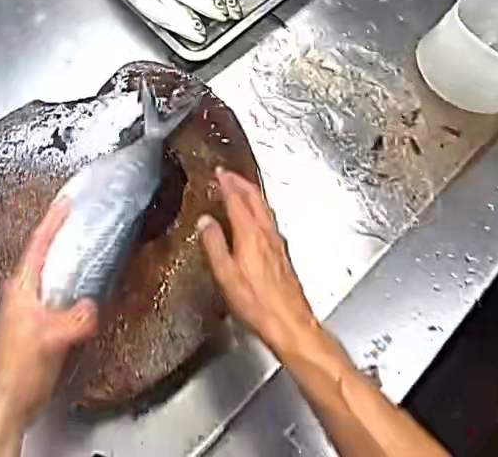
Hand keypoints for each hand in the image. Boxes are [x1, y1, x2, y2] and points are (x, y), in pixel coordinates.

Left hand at [0, 199, 98, 422]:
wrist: (5, 402)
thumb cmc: (18, 370)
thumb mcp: (52, 340)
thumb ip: (75, 319)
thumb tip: (91, 305)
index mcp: (21, 286)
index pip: (38, 243)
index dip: (52, 220)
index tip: (64, 202)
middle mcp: (21, 292)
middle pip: (41, 254)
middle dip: (57, 235)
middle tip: (73, 219)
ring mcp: (25, 308)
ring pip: (46, 274)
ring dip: (61, 260)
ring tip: (78, 249)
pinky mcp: (33, 324)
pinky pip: (52, 294)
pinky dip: (65, 284)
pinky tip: (77, 292)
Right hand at [197, 168, 322, 363]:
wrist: (292, 326)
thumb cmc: (257, 303)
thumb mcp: (225, 274)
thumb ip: (214, 244)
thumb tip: (205, 221)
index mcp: (250, 233)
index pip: (237, 199)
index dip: (226, 183)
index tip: (218, 172)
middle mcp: (266, 233)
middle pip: (255, 198)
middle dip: (240, 182)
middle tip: (227, 174)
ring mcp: (277, 243)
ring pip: (264, 207)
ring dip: (250, 193)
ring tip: (239, 187)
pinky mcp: (282, 254)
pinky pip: (268, 219)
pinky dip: (258, 207)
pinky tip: (255, 215)